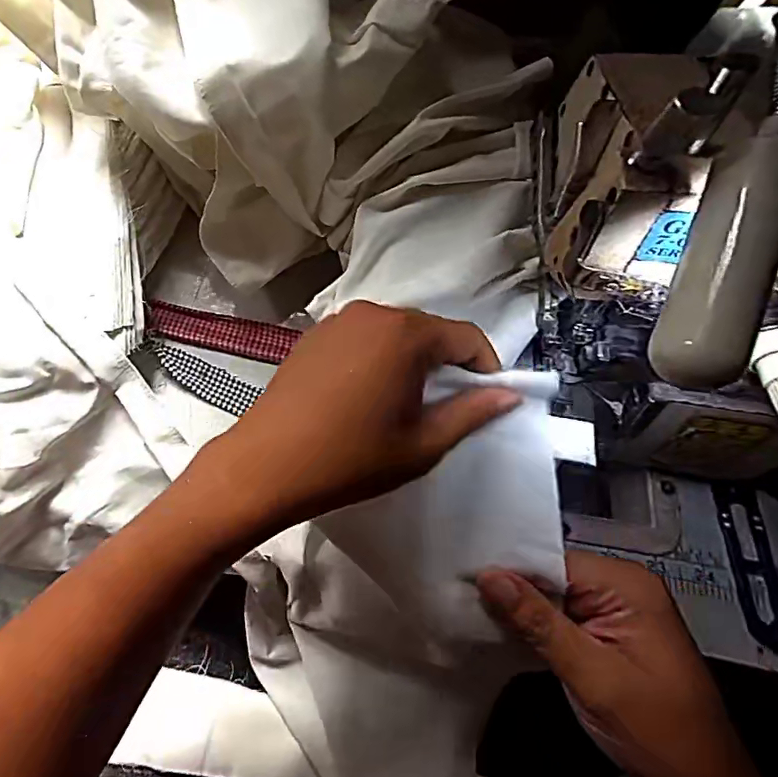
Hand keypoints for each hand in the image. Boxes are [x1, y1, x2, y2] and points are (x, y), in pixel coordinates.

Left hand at [183, 300, 521, 540]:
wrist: (268, 463)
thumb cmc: (351, 458)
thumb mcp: (421, 444)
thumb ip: (471, 413)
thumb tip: (509, 394)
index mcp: (405, 335)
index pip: (465, 336)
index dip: (485, 365)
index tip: (485, 398)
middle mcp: (372, 313)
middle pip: (428, 329)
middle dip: (445, 361)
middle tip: (444, 404)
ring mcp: (337, 320)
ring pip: (393, 331)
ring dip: (409, 357)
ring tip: (403, 400)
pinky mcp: (313, 334)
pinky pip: (361, 336)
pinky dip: (376, 355)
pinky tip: (364, 391)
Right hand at [477, 551, 777, 776]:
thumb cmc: (662, 734)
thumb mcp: (594, 676)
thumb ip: (539, 623)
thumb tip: (491, 577)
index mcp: (628, 584)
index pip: (552, 559)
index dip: (511, 571)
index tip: (470, 580)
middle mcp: (622, 588)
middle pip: (549, 574)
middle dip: (513, 591)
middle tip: (470, 601)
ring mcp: (614, 611)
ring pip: (550, 596)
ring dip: (522, 612)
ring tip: (482, 616)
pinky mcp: (604, 633)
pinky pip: (559, 616)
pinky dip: (535, 628)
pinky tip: (509, 635)